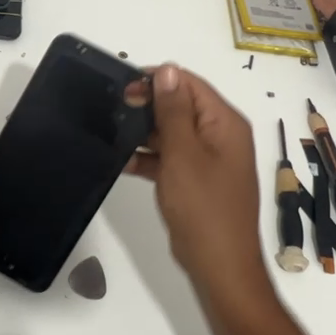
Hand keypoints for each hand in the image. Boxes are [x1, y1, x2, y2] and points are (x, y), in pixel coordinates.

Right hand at [122, 64, 268, 301]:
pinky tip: (123, 161)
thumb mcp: (183, 154)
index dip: (156, 81)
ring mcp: (208, 158)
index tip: (122, 91)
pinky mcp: (195, 178)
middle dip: (147, 106)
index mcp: (224, 123)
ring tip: (111, 133)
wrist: (218, 264)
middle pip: (180, 105)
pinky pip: (170, 156)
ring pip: (171, 131)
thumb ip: (173, 111)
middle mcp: (220, 135)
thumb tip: (168, 70)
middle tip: (113, 112)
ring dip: (144, 132)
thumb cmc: (203, 206)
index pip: (188, 84)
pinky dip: (149, 157)